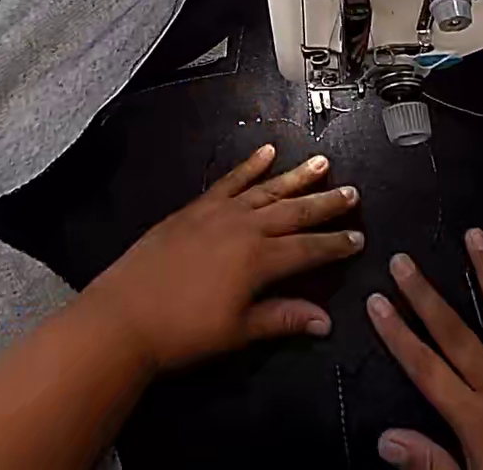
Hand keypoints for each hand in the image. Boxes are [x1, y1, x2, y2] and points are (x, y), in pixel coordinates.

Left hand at [84, 144, 363, 373]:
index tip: (358, 237)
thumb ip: (283, 318)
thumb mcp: (237, 332)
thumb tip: (325, 320)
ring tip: (322, 163)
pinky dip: (250, 165)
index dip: (336, 244)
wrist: (124, 316)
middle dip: (327, 203)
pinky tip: (267, 151)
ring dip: (298, 176)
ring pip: (270, 189)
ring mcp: (223, 212)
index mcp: (259, 259)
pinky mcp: (199, 206)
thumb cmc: (183, 331)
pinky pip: (232, 180)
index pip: (309, 248)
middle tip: (352, 192)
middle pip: (296, 212)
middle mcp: (247, 227)